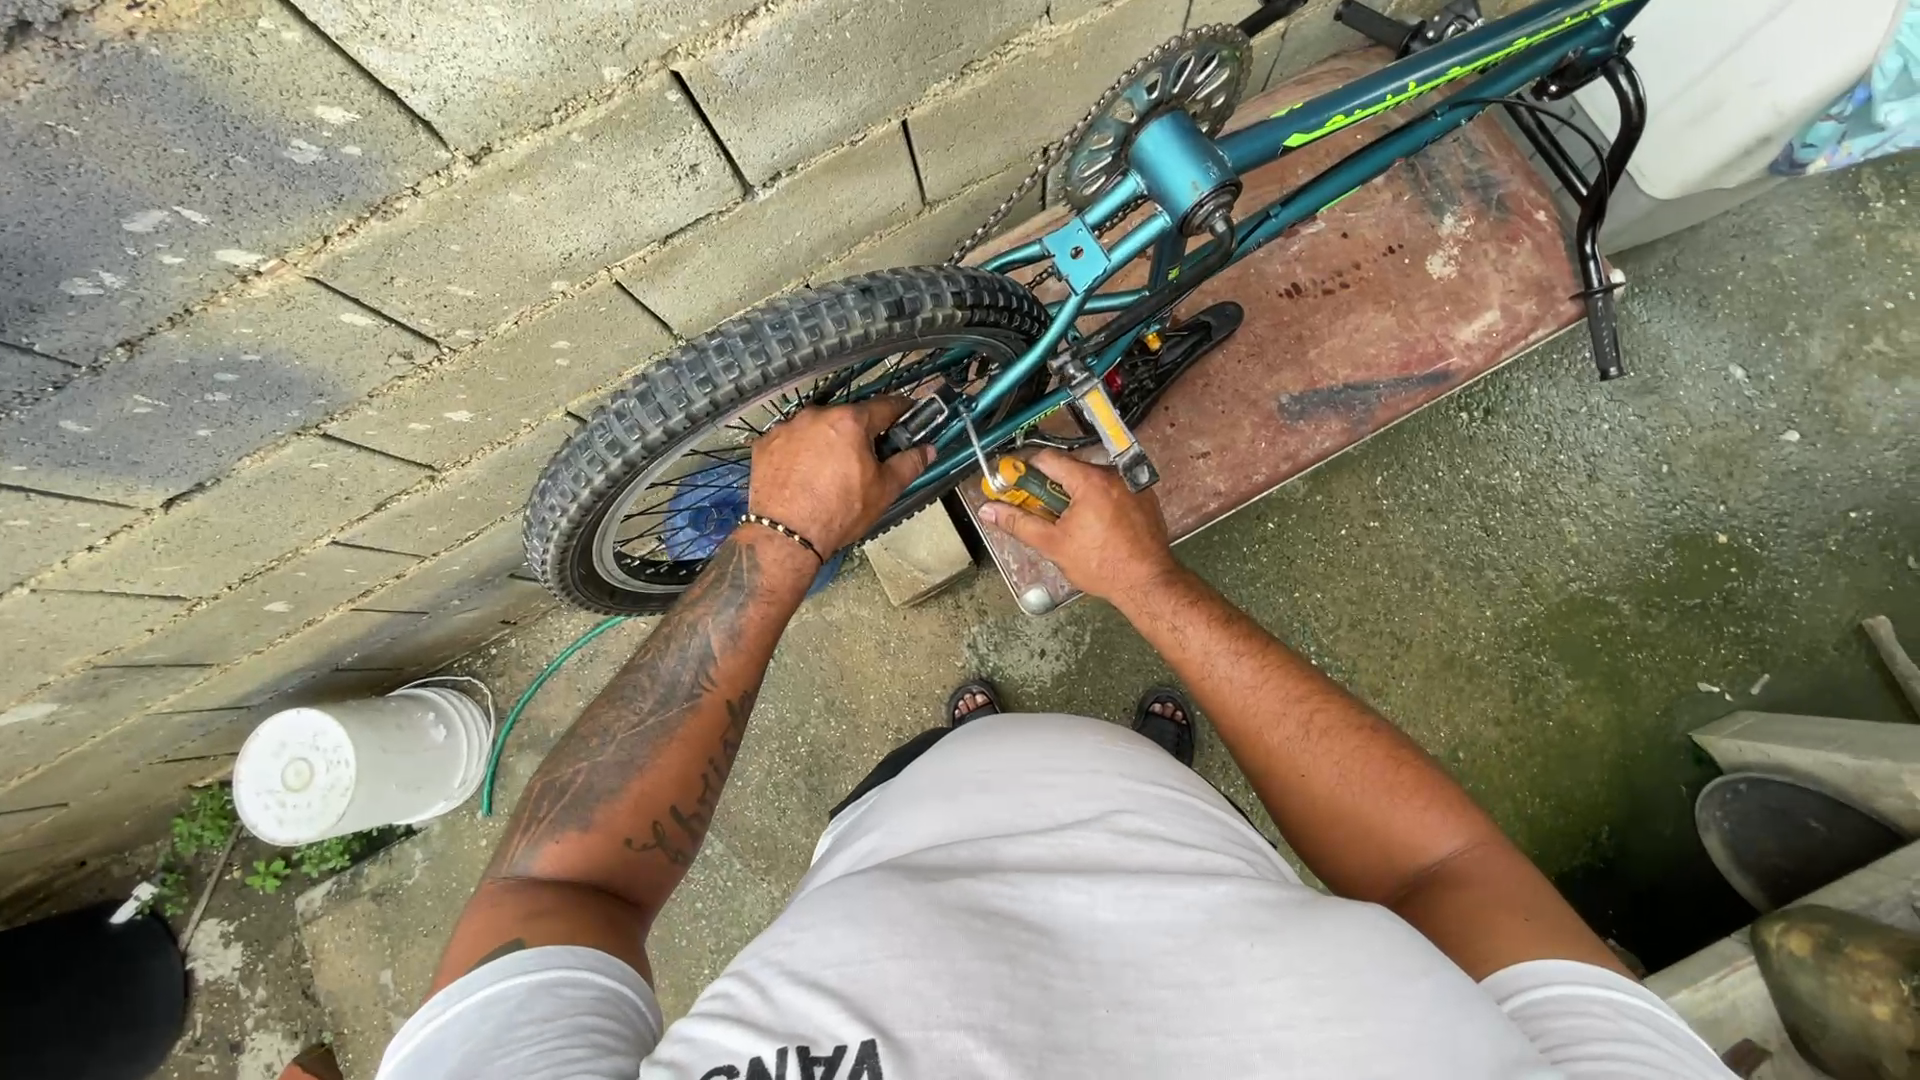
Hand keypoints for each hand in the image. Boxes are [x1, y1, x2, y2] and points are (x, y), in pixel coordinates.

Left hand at [746, 397, 932, 552]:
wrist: (787, 535)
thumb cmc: (836, 513)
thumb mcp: (884, 490)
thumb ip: (909, 464)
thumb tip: (926, 451)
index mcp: (850, 422)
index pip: (884, 406)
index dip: (900, 410)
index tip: (907, 414)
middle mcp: (816, 416)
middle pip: (847, 418)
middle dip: (859, 435)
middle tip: (865, 461)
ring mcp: (787, 428)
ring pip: (817, 429)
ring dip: (827, 443)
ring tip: (830, 475)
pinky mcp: (766, 444)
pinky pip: (791, 442)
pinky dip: (800, 453)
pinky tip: (805, 477)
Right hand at [975, 448, 1182, 602]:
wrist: (1147, 583)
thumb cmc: (1102, 565)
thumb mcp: (1052, 545)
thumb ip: (1018, 523)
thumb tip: (989, 510)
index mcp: (1089, 480)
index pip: (1048, 459)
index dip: (1026, 471)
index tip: (1016, 486)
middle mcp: (1113, 475)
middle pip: (1070, 470)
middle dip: (1052, 489)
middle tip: (1043, 514)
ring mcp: (1132, 484)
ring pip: (1092, 481)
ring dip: (1076, 496)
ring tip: (1072, 526)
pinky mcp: (1144, 497)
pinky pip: (1112, 490)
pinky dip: (1099, 502)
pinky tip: (1097, 528)